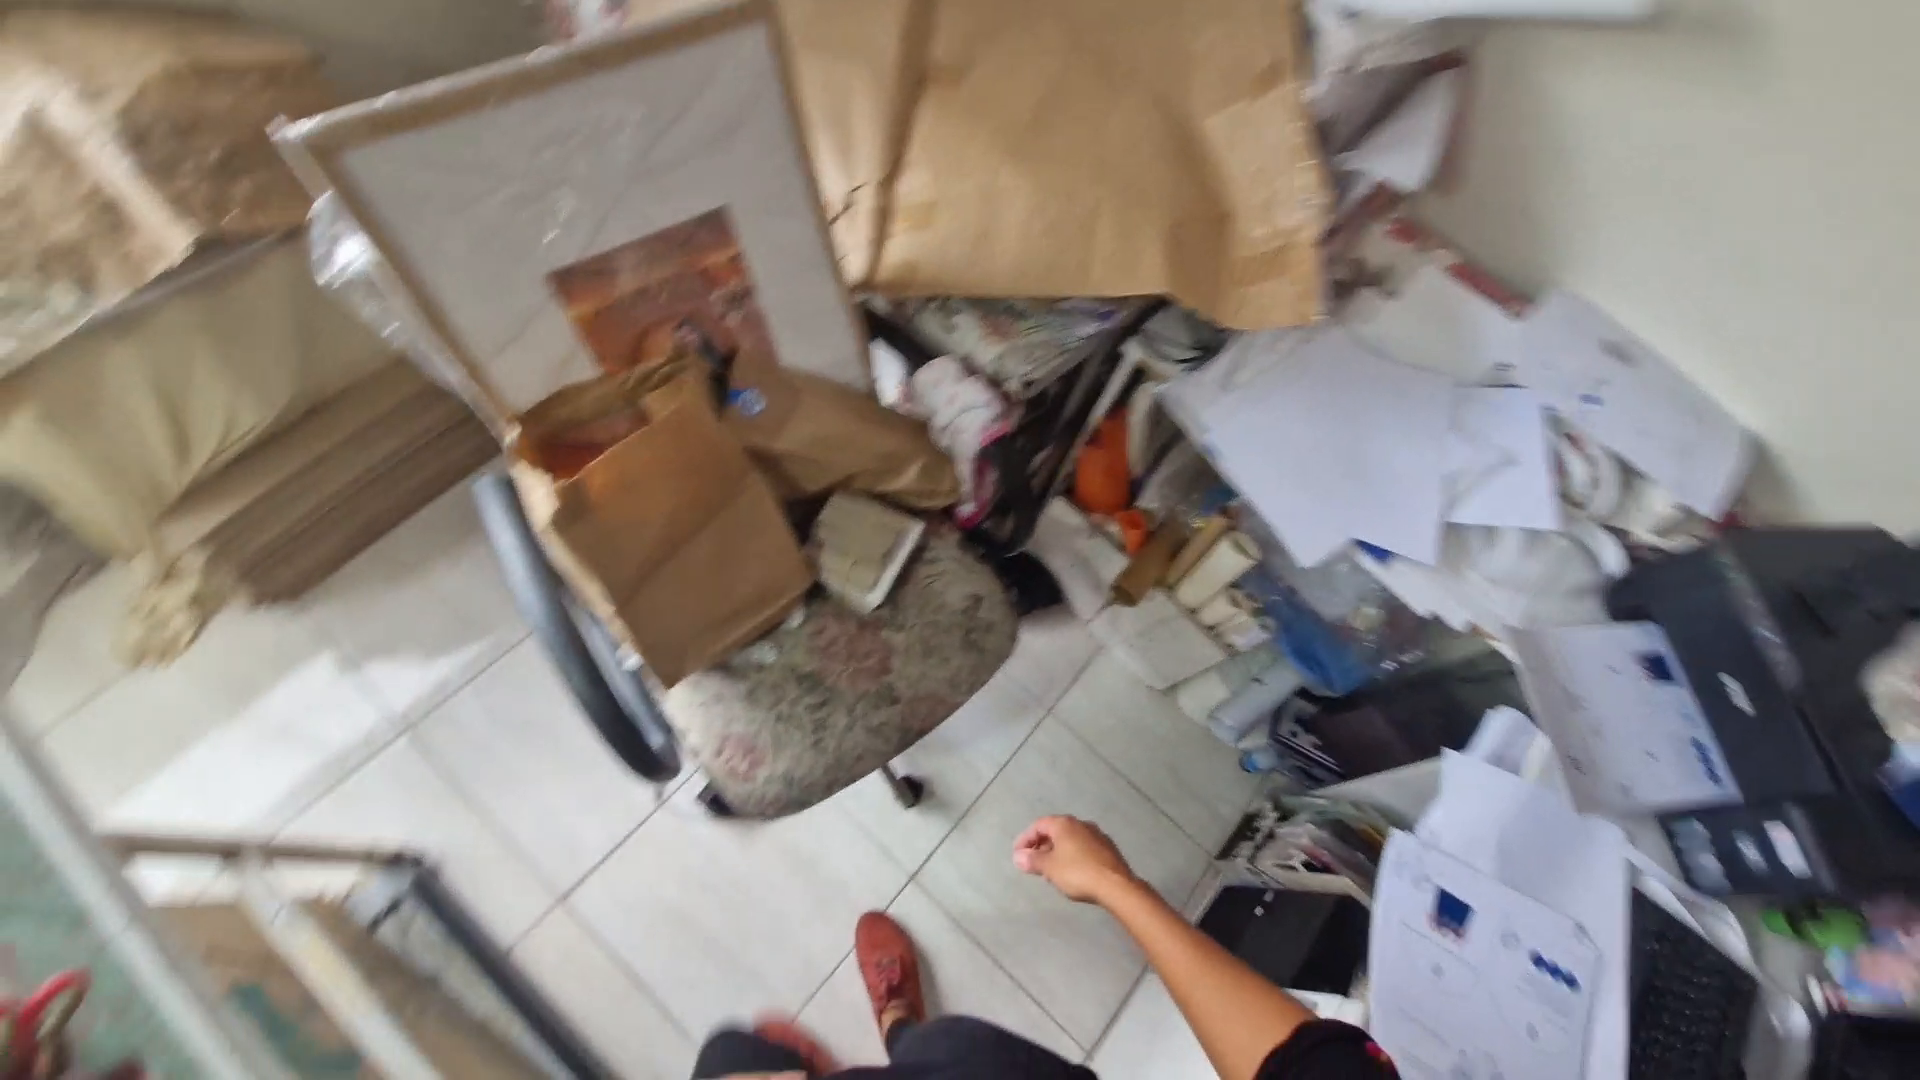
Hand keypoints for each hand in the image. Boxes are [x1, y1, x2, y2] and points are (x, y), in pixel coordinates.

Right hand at [1013, 816, 1139, 904]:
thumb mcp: (1050, 868)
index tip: (1018, 854)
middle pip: (1055, 831)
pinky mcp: (1108, 848)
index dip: (1025, 839)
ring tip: (1051, 869)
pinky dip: (1072, 855)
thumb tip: (1018, 856)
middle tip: (1033, 862)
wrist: (1116, 885)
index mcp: (1064, 824)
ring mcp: (1096, 834)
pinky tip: (1072, 872)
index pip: (1038, 825)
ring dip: (1057, 851)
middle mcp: (1080, 823)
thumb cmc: (1077, 872)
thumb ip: (1032, 860)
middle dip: (1041, 845)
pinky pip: (1083, 847)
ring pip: (1070, 839)